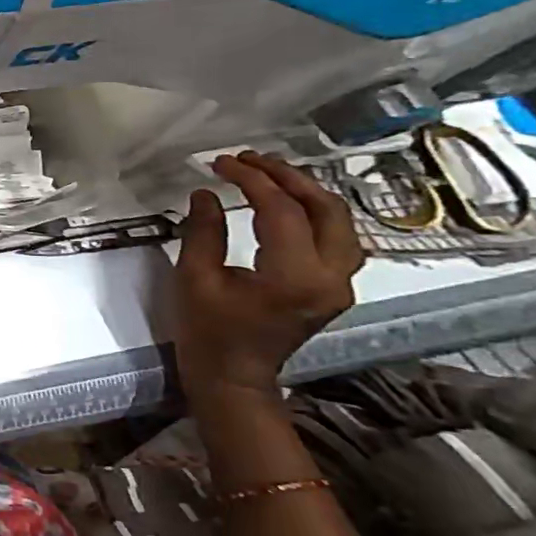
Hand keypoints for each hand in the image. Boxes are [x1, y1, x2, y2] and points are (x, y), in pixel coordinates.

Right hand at [174, 151, 363, 396]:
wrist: (232, 375)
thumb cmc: (207, 331)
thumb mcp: (194, 279)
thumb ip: (202, 232)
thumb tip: (205, 193)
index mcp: (294, 275)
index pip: (280, 211)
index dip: (250, 181)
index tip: (220, 164)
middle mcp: (332, 276)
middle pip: (324, 208)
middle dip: (285, 177)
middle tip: (247, 160)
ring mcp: (341, 282)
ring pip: (339, 220)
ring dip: (305, 192)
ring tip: (268, 174)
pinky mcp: (336, 286)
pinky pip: (337, 237)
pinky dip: (314, 212)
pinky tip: (288, 203)